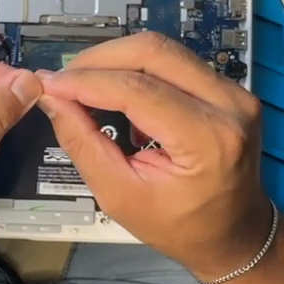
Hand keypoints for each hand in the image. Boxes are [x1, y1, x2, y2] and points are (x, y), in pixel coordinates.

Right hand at [37, 32, 273, 279]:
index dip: (86, 82)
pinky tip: (112, 88)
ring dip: (114, 59)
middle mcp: (229, 105)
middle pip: (152, 52)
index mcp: (208, 140)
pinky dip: (135, 67)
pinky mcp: (228, 87)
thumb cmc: (179, 226)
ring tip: (82, 83)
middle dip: (98, 59)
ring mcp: (233, 92)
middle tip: (63, 79)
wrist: (235, 234)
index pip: (137, 90)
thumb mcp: (120, 197)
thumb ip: (84, 144)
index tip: (48, 84)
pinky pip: (173, 61)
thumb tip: (52, 99)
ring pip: (162, 49)